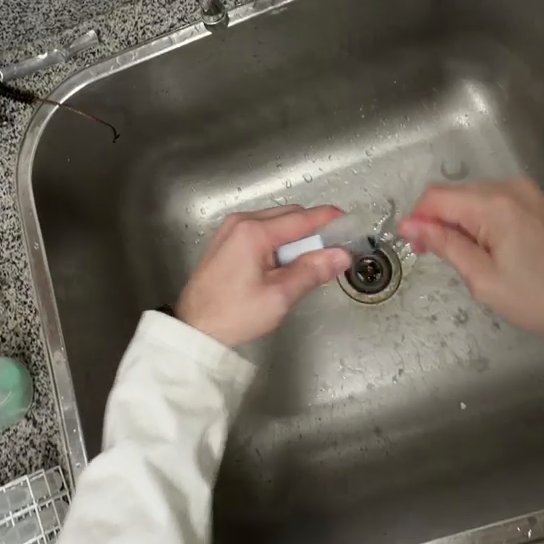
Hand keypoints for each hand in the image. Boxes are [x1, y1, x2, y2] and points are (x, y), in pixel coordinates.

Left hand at [176, 205, 353, 346]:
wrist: (194, 327)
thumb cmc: (234, 314)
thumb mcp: (279, 296)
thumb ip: (312, 271)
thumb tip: (340, 255)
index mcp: (254, 231)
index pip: (302, 218)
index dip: (328, 220)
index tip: (349, 223)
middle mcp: (241, 222)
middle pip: (289, 215)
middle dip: (313, 230)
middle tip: (332, 252)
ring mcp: (231, 229)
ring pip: (275, 222)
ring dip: (295, 237)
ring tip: (309, 263)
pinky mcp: (226, 240)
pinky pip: (261, 230)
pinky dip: (278, 241)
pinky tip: (285, 263)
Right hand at [395, 179, 543, 334]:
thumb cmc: (536, 298)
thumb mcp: (483, 278)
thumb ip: (445, 244)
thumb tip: (409, 225)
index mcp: (494, 205)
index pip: (436, 197)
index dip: (418, 218)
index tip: (416, 246)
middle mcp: (508, 187)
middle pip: (453, 193)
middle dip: (437, 220)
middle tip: (435, 255)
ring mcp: (525, 191)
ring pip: (471, 196)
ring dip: (458, 219)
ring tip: (465, 254)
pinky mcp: (535, 200)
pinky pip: (492, 200)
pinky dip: (479, 218)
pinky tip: (486, 244)